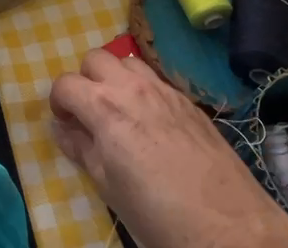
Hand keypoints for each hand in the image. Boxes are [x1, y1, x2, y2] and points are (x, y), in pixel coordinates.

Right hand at [50, 49, 287, 247]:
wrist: (229, 227)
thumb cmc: (158, 213)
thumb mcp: (109, 187)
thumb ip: (81, 149)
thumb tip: (62, 128)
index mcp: (104, 108)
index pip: (66, 83)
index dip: (58, 102)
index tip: (65, 123)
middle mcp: (132, 88)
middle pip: (95, 59)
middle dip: (85, 81)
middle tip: (90, 113)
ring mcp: (164, 90)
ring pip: (127, 61)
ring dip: (115, 78)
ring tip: (120, 111)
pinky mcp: (189, 101)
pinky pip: (156, 79)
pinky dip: (143, 89)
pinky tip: (151, 122)